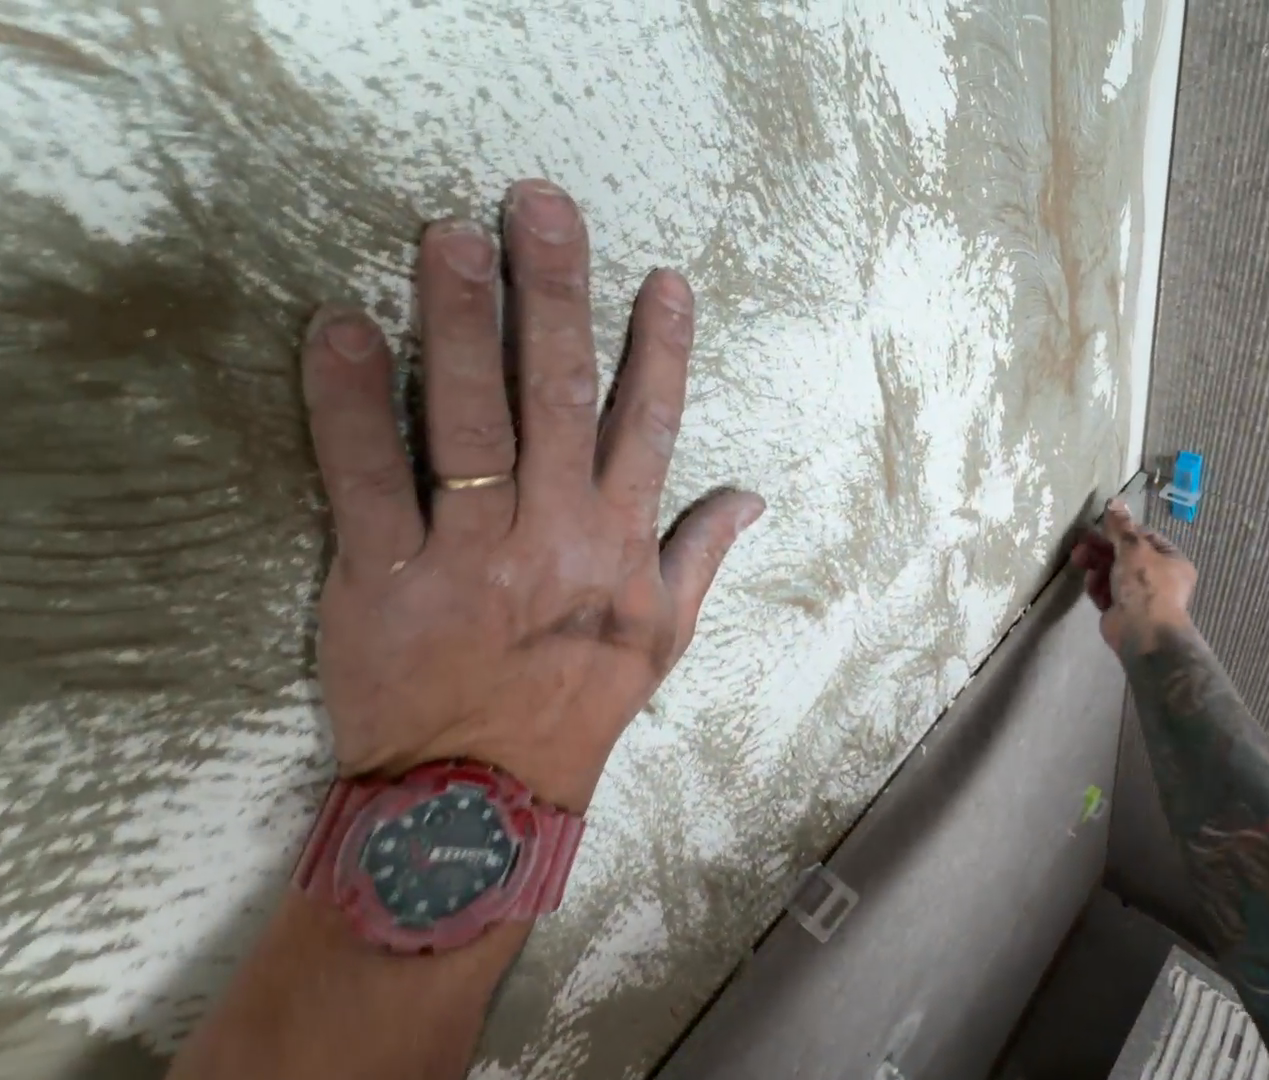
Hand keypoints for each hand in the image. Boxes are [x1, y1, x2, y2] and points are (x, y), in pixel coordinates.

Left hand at [301, 179, 761, 812]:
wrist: (484, 793)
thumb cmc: (583, 704)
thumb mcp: (666, 634)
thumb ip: (704, 552)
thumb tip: (754, 495)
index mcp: (622, 545)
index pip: (650, 428)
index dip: (661, 350)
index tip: (663, 280)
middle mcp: (555, 533)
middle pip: (558, 398)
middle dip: (555, 298)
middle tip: (540, 208)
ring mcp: (469, 550)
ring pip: (467, 422)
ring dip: (460, 324)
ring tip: (450, 237)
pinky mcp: (382, 575)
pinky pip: (364, 480)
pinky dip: (349, 405)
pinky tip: (342, 328)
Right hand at [1070, 498, 1196, 654]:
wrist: (1142, 632)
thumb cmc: (1146, 585)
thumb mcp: (1134, 548)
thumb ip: (1121, 526)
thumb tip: (1115, 500)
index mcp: (1171, 560)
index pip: (1144, 538)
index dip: (1121, 531)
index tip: (1101, 526)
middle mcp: (1158, 578)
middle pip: (1125, 556)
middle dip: (1101, 548)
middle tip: (1080, 543)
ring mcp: (1140, 596)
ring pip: (1113, 573)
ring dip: (1096, 566)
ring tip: (1078, 560)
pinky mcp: (1121, 611)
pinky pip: (1107, 592)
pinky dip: (1097, 587)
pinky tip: (1090, 585)